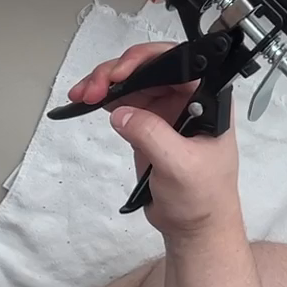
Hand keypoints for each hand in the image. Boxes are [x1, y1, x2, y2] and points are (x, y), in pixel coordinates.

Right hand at [67, 42, 242, 240]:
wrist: (193, 226)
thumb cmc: (202, 198)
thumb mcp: (178, 165)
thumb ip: (151, 134)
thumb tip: (120, 112)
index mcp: (206, 100)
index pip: (177, 63)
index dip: (145, 60)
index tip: (118, 75)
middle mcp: (186, 99)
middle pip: (149, 68)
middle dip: (116, 72)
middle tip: (90, 89)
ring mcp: (165, 112)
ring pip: (132, 83)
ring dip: (104, 84)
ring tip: (81, 95)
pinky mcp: (147, 126)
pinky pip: (124, 103)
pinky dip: (104, 100)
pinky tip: (86, 103)